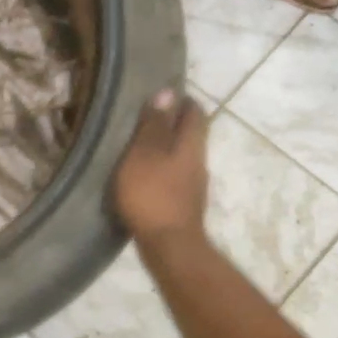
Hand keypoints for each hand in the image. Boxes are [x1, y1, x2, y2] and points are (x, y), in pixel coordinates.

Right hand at [115, 88, 208, 240]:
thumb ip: (154, 125)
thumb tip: (168, 92)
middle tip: (145, 116)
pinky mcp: (184, 202)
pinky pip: (175, 174)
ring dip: (166, 146)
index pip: (194, 112)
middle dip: (173, 122)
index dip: (181, 100)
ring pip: (183, 154)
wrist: (169, 245)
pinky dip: (162, 167)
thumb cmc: (152, 194)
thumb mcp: (144, 154)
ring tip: (139, 145)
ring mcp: (194, 184)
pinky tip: (144, 174)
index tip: (161, 93)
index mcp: (191, 144)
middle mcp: (198, 160)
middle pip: (191, 133)